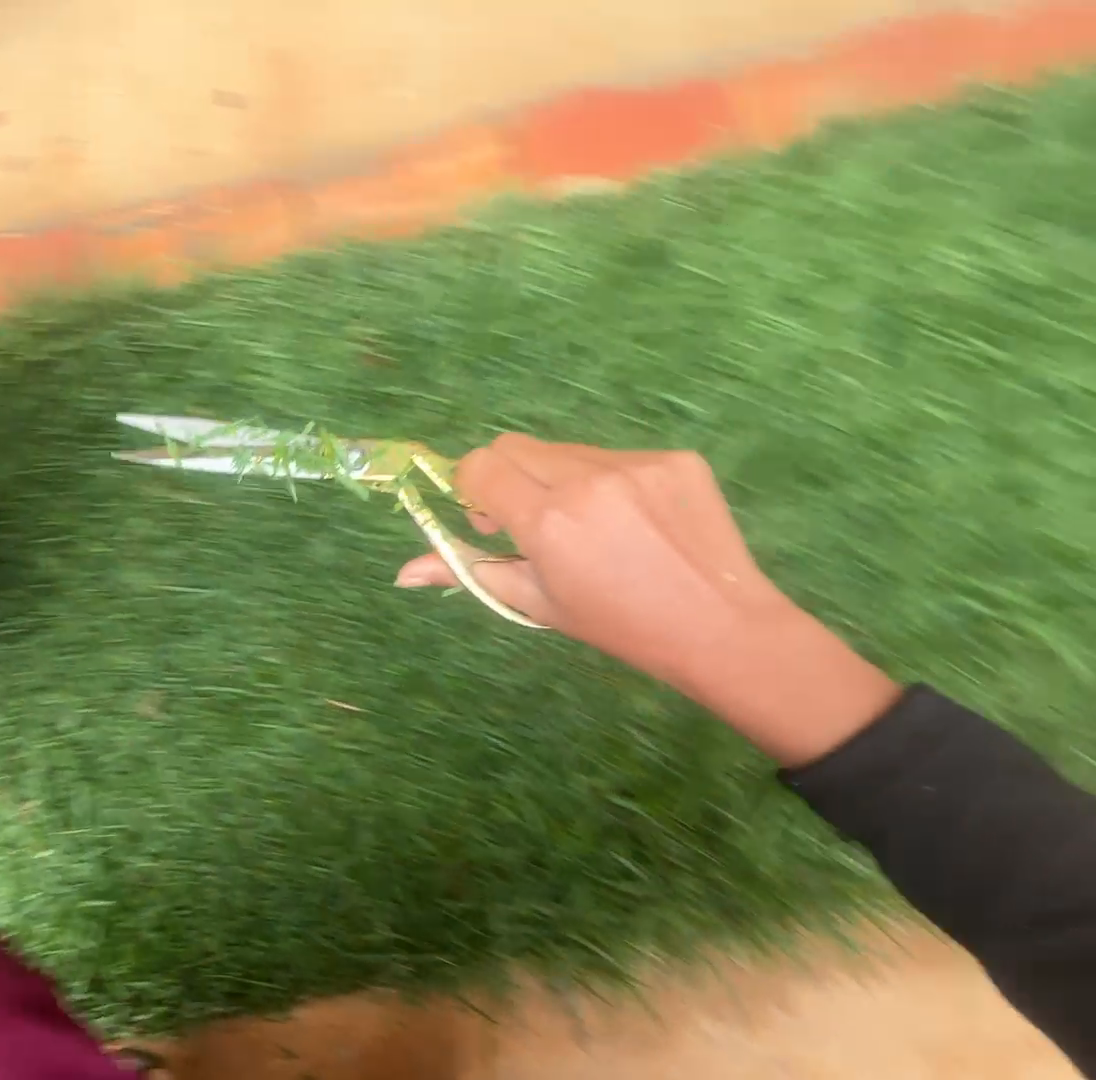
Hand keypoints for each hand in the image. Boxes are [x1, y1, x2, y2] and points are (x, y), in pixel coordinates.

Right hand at [395, 434, 897, 766]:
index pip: (478, 466)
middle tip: (529, 520)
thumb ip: (464, 572)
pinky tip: (630, 519)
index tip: (489, 521)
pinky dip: (601, 480)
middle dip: (504, 477)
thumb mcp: (532, 602)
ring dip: (554, 478)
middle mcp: (585, 480)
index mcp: (546, 520)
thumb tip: (401, 574)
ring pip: (560, 450)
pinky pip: (610, 455)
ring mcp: (634, 464)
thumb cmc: (614, 623)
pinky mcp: (672, 457)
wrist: (720, 626)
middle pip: (511, 446)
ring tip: (588, 524)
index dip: (470, 488)